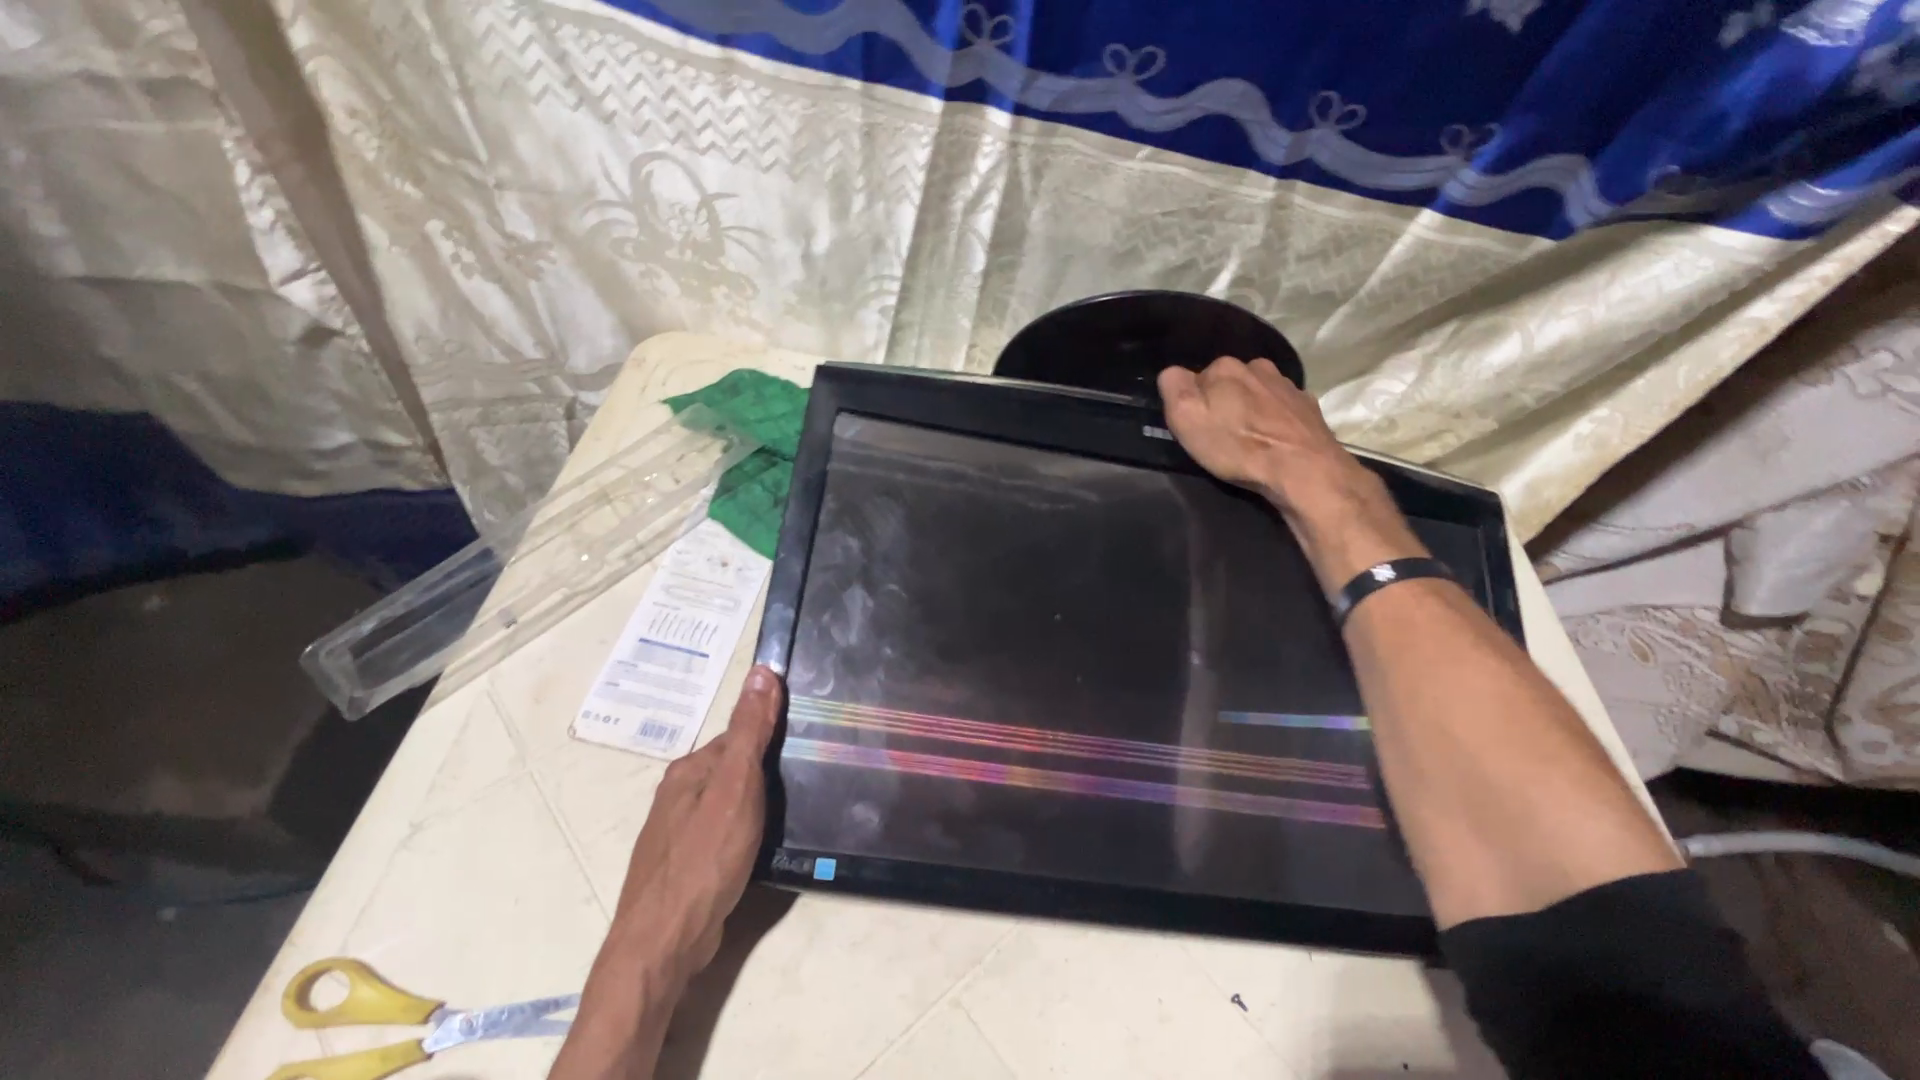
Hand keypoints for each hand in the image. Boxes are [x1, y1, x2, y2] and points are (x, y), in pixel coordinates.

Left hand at [612, 665, 782, 986]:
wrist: (665, 939)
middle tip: (810, 779)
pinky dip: (746, 834)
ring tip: (795, 813)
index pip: (737, 738)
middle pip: (731, 770)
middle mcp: (678, 796)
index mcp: (688, 771)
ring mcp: (678, 833)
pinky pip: (723, 836)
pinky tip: (764, 848)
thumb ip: (750, 732)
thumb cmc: (705, 858)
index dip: (771, 737)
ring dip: (757, 805)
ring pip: (728, 805)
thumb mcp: (736, 787)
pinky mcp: (687, 867)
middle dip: (766, 771)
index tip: (808, 743)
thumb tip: (760, 671)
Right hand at [1155, 357, 1361, 512]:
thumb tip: (1173, 373)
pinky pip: (1283, 407)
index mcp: (1225, 367)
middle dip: (1224, 402)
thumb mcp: (1186, 419)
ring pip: (1258, 392)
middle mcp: (1257, 367)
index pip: (1196, 378)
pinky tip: (1275, 440)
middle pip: (1229, 382)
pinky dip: (1276, 420)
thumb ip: (1173, 387)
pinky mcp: (1309, 406)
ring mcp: (1287, 385)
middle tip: (1222, 435)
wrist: (1302, 470)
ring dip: (1252, 409)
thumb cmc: (1237, 447)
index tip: (1197, 428)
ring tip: (1251, 439)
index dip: (1194, 404)